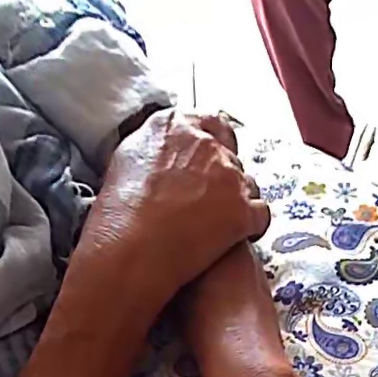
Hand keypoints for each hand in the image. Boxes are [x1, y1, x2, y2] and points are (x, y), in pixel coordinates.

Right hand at [79, 110, 269, 311]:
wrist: (130, 252)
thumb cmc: (116, 217)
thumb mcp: (124, 163)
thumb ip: (150, 151)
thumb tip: (157, 157)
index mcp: (173, 126)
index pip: (208, 124)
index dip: (212, 146)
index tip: (208, 165)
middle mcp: (205, 144)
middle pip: (230, 155)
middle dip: (224, 178)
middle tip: (210, 204)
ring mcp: (227, 177)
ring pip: (248, 183)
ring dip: (239, 201)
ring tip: (221, 225)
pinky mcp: (241, 211)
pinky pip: (260, 214)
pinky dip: (253, 225)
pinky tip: (241, 237)